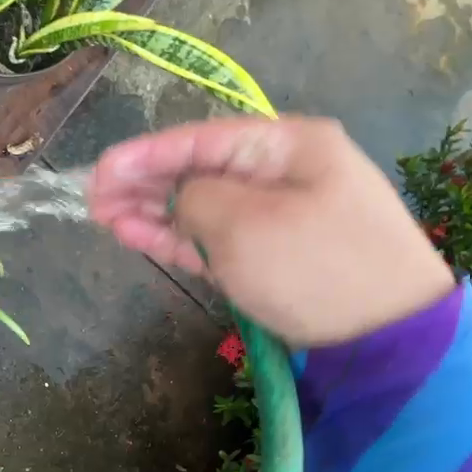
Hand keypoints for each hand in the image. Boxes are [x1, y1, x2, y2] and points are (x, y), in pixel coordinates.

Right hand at [87, 116, 455, 347]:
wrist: (381, 331)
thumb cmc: (314, 267)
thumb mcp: (246, 225)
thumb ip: (197, 198)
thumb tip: (179, 198)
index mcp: (286, 146)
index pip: (200, 139)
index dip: (144, 154)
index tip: (98, 170)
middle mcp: (279, 171)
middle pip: (196, 169)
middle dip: (141, 182)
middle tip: (90, 200)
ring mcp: (272, 214)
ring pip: (196, 204)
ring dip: (149, 209)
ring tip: (103, 218)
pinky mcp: (262, 253)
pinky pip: (207, 236)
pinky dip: (170, 235)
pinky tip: (135, 234)